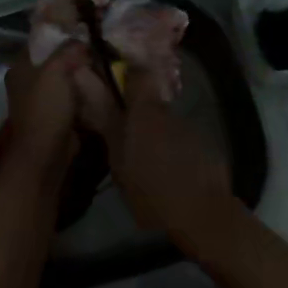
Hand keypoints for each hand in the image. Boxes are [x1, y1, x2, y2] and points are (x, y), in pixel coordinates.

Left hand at [3, 42, 98, 168]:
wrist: (47, 151)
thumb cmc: (47, 107)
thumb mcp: (56, 71)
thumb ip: (68, 51)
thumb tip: (82, 40)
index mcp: (20, 66)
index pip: (40, 40)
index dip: (60, 33)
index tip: (84, 29)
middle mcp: (27, 80)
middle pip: (53, 59)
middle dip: (74, 55)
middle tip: (97, 47)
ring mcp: (41, 99)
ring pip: (64, 78)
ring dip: (80, 74)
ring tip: (102, 64)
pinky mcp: (55, 114)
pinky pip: (71, 96)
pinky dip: (82, 92)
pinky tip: (98, 85)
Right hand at [77, 63, 238, 239]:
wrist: (203, 216)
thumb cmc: (151, 190)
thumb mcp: (119, 158)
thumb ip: (105, 117)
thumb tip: (84, 76)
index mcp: (146, 110)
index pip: (138, 71)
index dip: (124, 73)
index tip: (107, 84)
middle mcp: (170, 112)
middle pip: (149, 100)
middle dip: (133, 111)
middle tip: (118, 135)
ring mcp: (189, 128)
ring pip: (163, 121)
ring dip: (151, 133)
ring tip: (141, 160)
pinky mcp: (203, 146)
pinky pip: (178, 138)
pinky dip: (168, 148)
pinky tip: (163, 170)